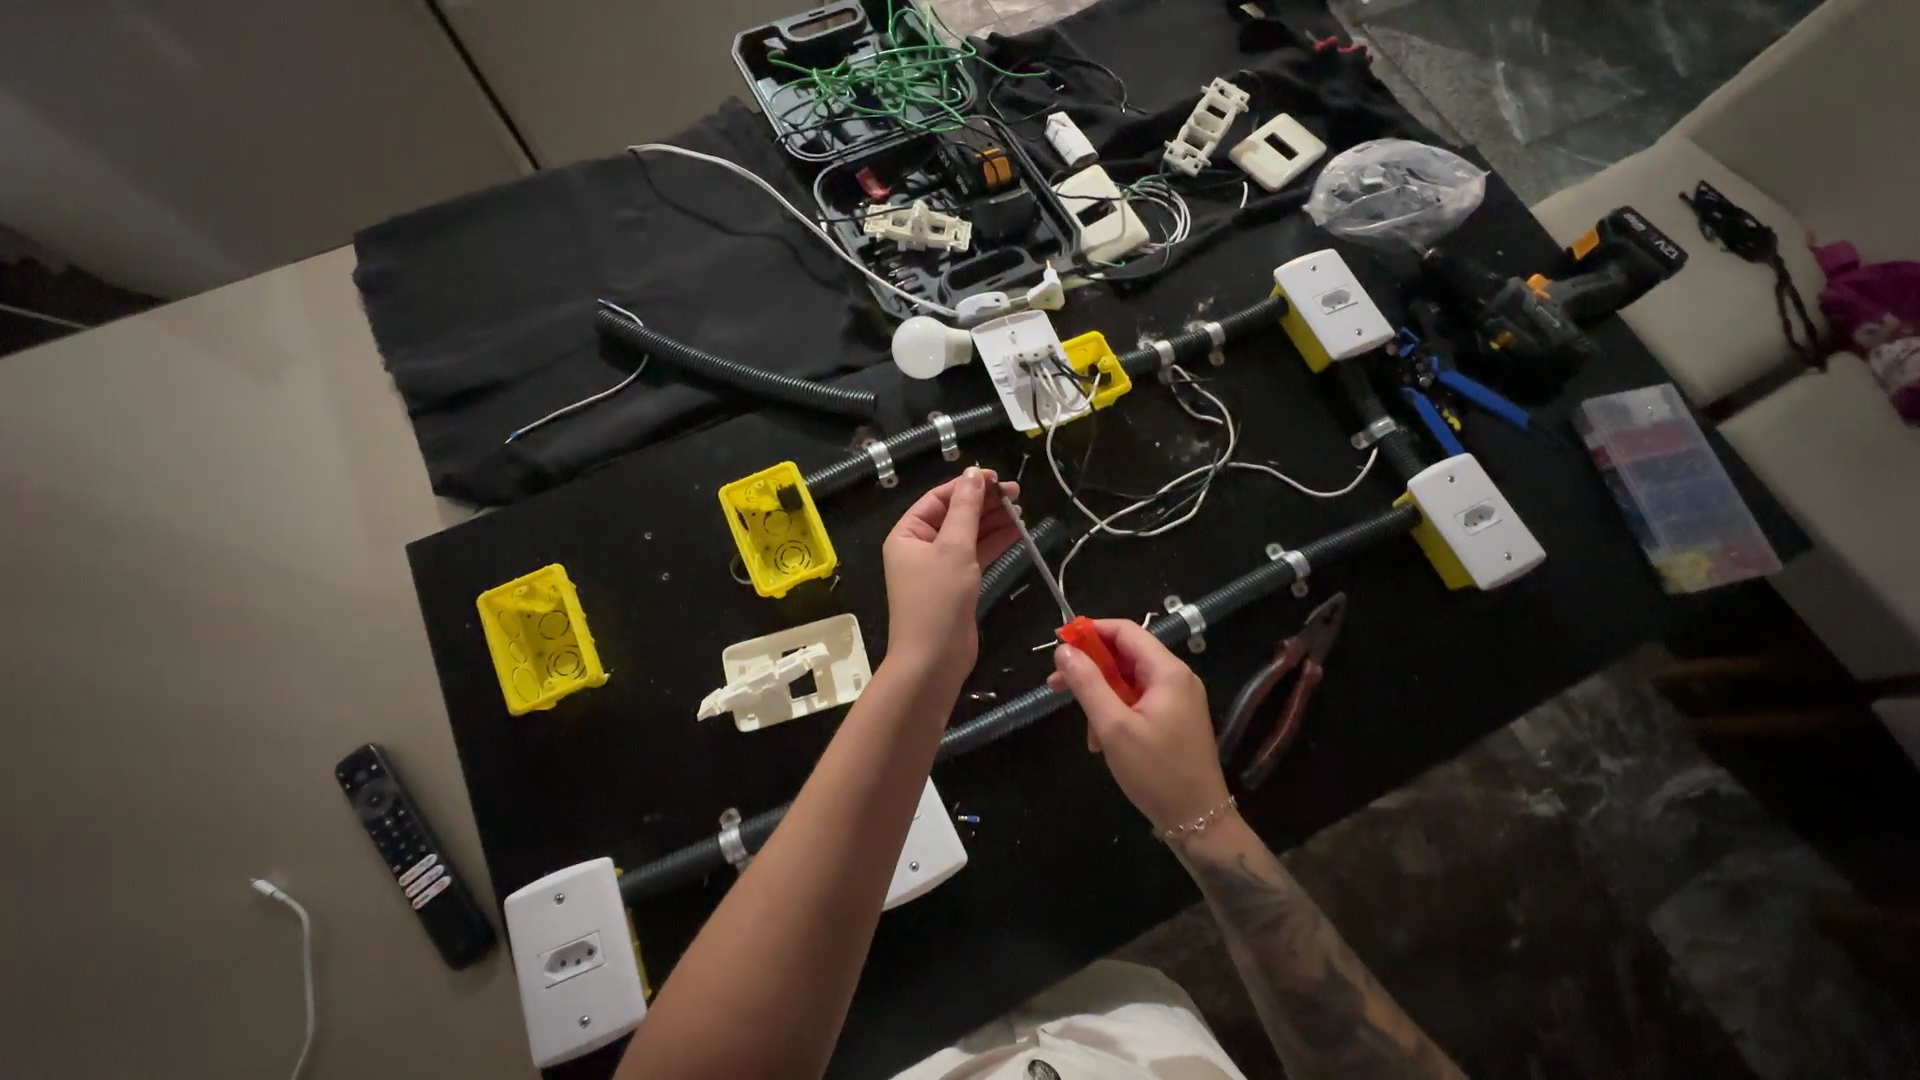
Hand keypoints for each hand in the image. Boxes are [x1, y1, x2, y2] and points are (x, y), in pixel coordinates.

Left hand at [882, 467, 1019, 679]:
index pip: (938, 498)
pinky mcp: (956, 585)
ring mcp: (938, 568)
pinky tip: (1017, 533)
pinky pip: (975, 556)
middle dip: (984, 504)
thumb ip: (966, 509)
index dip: (968, 485)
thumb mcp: (953, 548)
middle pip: (954, 515)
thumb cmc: (937, 599)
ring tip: (1021, 511)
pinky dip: (994, 544)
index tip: (998, 479)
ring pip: (968, 535)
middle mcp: (919, 547)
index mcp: (907, 534)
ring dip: (993, 523)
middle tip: (1017, 494)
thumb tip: (974, 475)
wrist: (933, 659)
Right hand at [1049, 619, 1229, 831]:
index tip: (1058, 642)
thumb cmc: (1155, 772)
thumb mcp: (1113, 727)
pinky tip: (1102, 741)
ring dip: (1101, 696)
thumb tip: (1064, 651)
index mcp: (1168, 672)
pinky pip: (1139, 702)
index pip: (1126, 631)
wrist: (1199, 822)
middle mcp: (1177, 679)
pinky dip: (1117, 713)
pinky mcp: (1175, 720)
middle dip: (1090, 667)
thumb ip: (1087, 684)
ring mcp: (1179, 700)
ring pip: (1129, 681)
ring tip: (1084, 727)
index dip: (1090, 631)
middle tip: (1056, 684)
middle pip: (1126, 655)